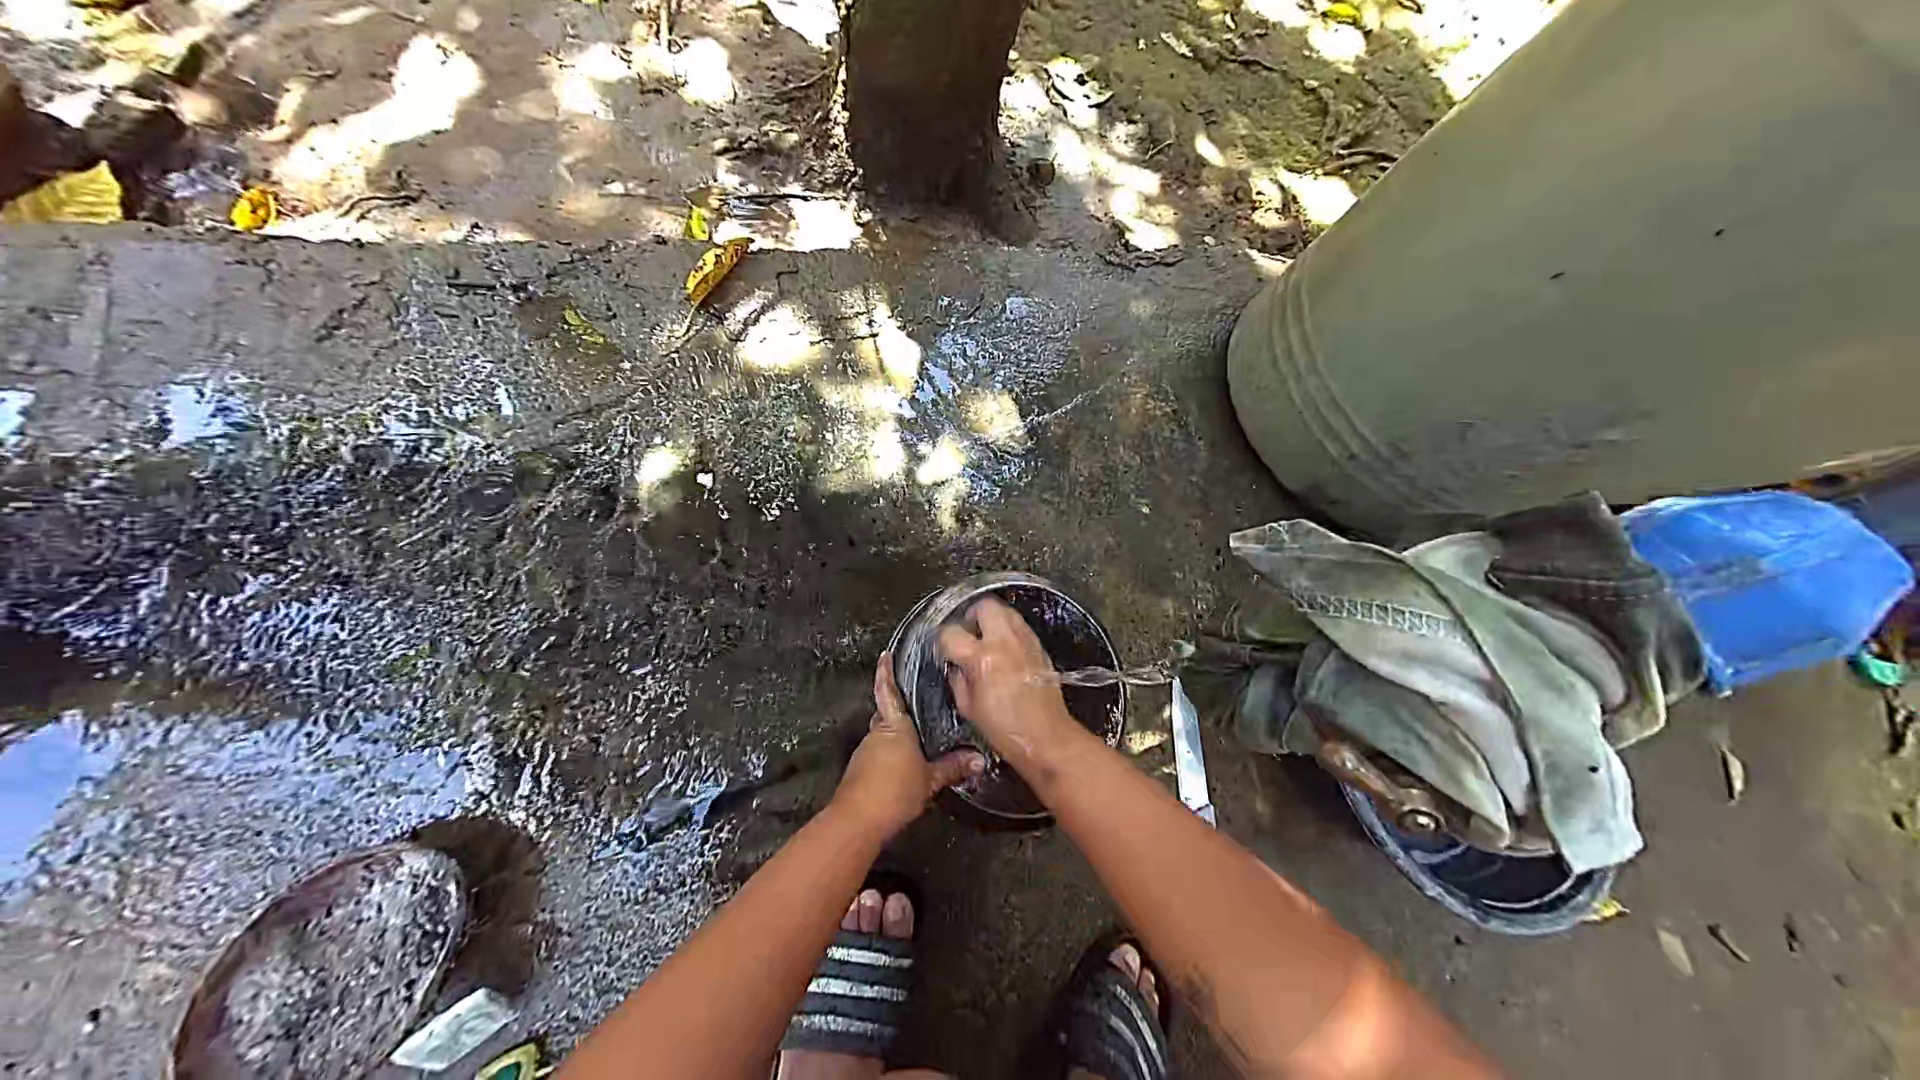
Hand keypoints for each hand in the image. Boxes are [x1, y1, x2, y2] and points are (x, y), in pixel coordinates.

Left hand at [831, 653, 984, 839]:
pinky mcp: (861, 771)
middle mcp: (876, 734)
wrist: (857, 821)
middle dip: (898, 709)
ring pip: (882, 736)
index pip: (887, 690)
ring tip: (918, 739)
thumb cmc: (894, 791)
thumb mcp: (931, 779)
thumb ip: (953, 767)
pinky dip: (891, 756)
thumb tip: (978, 760)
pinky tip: (905, 766)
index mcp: (893, 726)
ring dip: (897, 737)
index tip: (885, 655)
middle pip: (886, 714)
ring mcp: (866, 752)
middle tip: (916, 704)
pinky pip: (879, 755)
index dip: (885, 671)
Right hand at [936, 596, 1080, 762]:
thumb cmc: (1008, 730)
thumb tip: (956, 667)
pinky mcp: (1040, 648)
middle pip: (984, 606)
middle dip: (970, 615)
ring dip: (992, 620)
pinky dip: (1010, 632)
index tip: (944, 648)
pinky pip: (1021, 627)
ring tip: (986, 638)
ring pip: (1006, 611)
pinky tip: (1006, 651)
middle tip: (967, 631)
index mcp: (982, 659)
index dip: (943, 640)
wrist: (1046, 738)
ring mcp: (1026, 643)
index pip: (951, 633)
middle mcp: (1005, 643)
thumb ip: (958, 680)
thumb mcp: (969, 708)